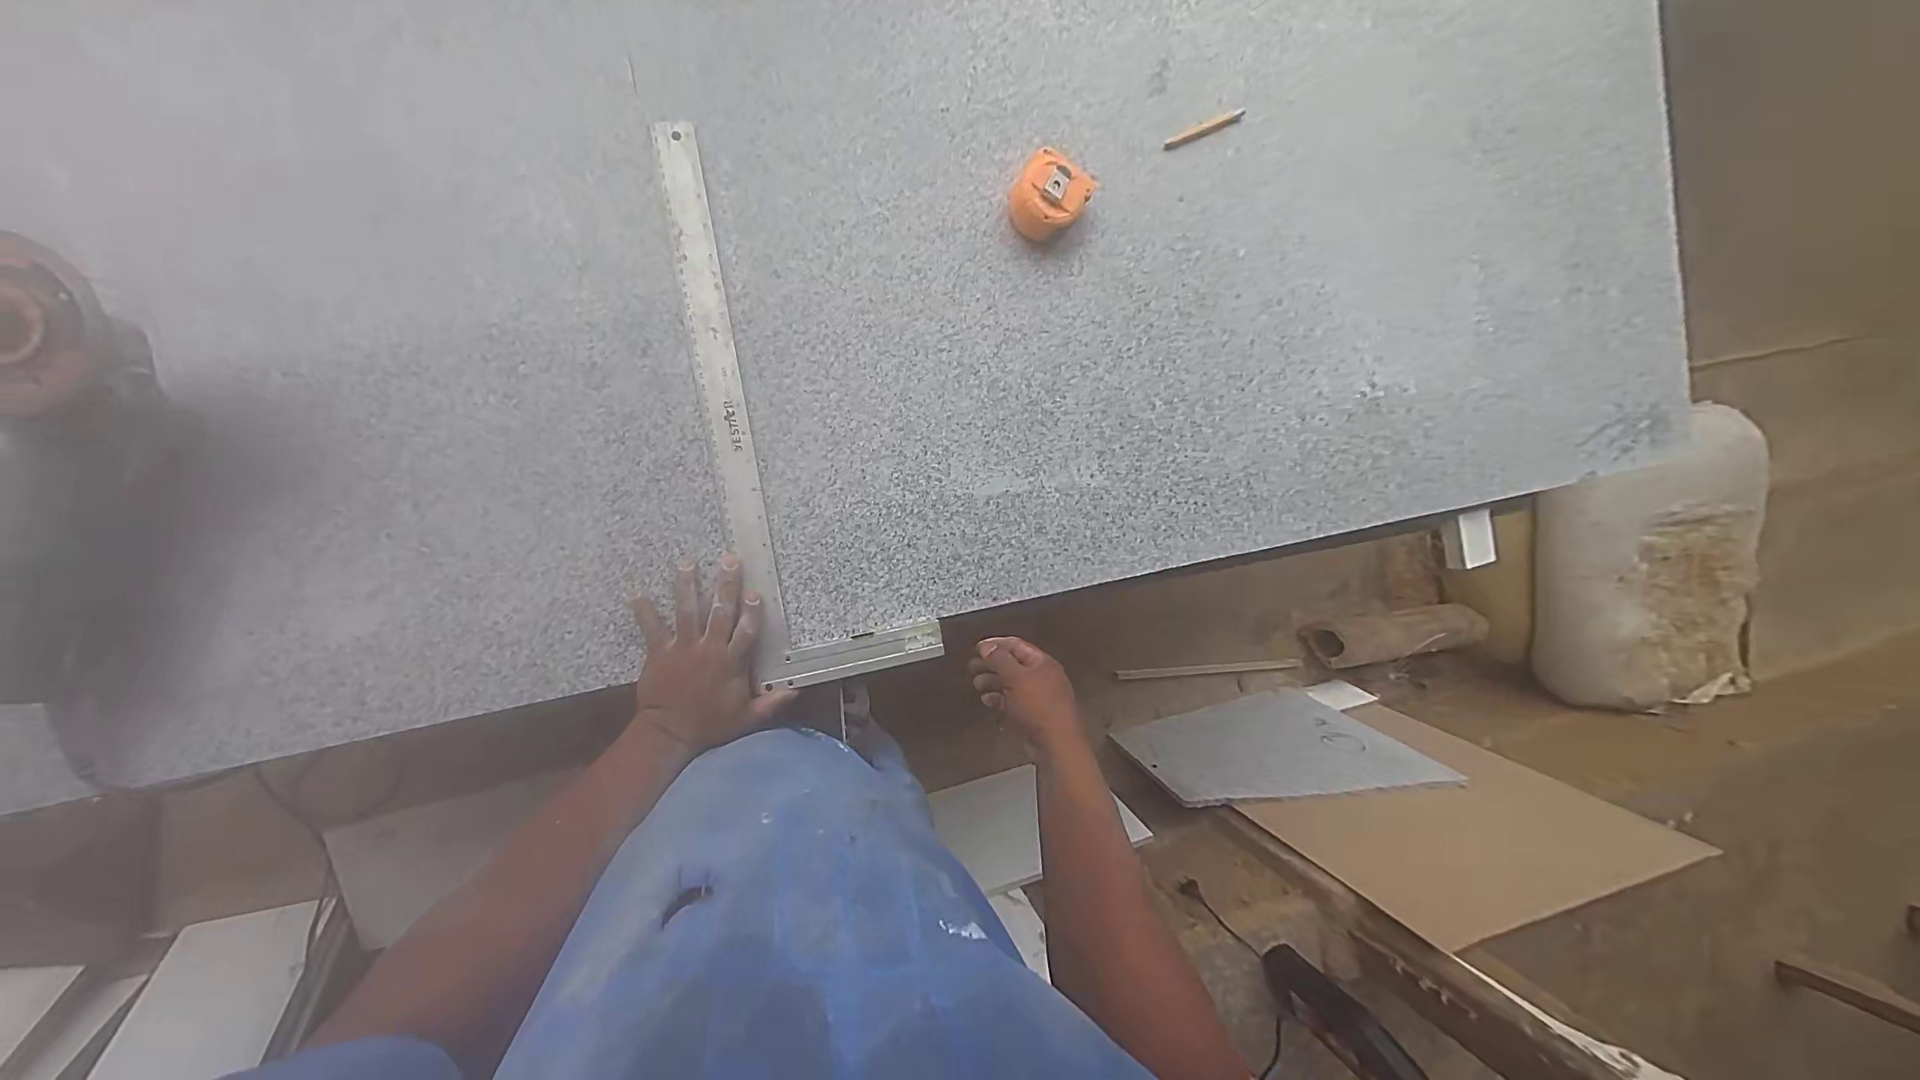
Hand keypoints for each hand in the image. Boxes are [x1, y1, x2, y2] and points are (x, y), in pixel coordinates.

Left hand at [629, 556, 796, 755]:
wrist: (668, 734)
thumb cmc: (710, 725)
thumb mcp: (746, 718)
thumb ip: (771, 703)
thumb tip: (797, 691)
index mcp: (731, 663)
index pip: (746, 632)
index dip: (752, 612)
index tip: (755, 592)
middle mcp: (709, 649)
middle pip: (720, 612)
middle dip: (726, 586)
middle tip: (729, 560)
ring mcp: (683, 648)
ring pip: (687, 611)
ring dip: (687, 586)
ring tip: (687, 562)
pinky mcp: (659, 653)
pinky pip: (651, 628)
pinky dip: (644, 610)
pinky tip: (637, 591)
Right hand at [968, 637, 1085, 754]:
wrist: (1055, 744)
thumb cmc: (1039, 707)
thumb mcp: (1016, 678)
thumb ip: (1000, 660)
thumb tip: (987, 647)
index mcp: (1042, 663)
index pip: (1016, 645)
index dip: (996, 644)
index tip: (978, 647)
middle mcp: (1042, 677)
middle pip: (1012, 664)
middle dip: (992, 664)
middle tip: (973, 665)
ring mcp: (1038, 697)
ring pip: (1011, 684)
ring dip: (993, 681)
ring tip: (977, 683)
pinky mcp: (1032, 715)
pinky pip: (1013, 702)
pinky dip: (999, 699)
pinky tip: (988, 700)